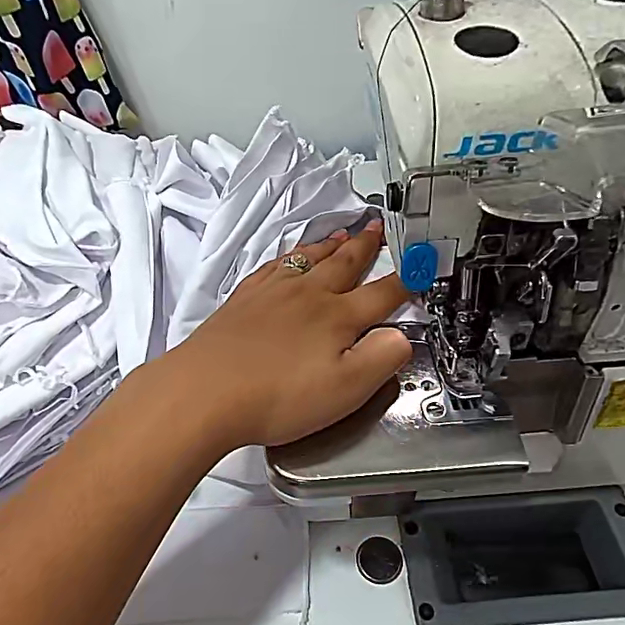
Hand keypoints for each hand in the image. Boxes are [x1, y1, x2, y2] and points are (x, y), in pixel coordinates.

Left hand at [144, 220, 410, 450]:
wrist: (205, 391)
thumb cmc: (276, 396)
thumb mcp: (346, 389)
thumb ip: (382, 359)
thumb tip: (402, 336)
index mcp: (336, 317)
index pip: (381, 295)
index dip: (404, 282)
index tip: (419, 269)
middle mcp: (306, 296)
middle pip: (343, 264)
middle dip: (365, 247)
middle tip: (377, 228)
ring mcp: (272, 293)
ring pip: (307, 259)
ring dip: (328, 245)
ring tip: (341, 234)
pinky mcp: (243, 300)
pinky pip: (272, 266)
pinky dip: (288, 257)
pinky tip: (287, 259)